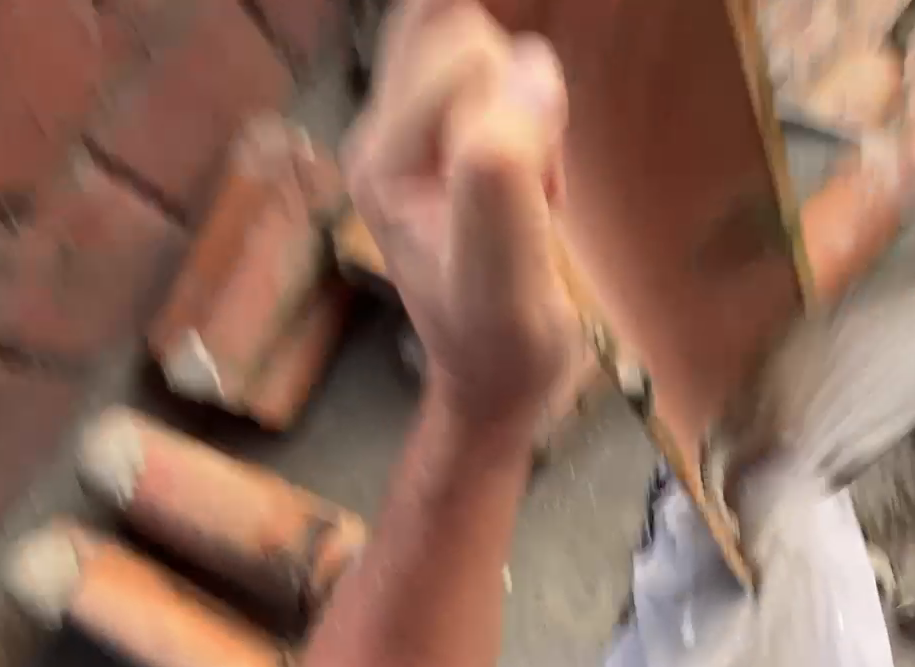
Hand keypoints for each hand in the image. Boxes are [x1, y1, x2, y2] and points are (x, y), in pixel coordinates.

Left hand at [342, 0, 578, 444]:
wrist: (499, 383)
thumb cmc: (504, 348)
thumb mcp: (505, 282)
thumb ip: (504, 174)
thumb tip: (533, 65)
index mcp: (382, 159)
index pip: (463, 55)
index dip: (522, 119)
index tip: (532, 201)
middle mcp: (383, 137)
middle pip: (457, 31)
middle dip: (518, 103)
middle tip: (529, 192)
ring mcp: (411, 142)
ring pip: (475, 48)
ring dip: (527, 114)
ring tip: (529, 194)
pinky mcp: (444, 150)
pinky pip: (493, 83)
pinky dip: (531, 126)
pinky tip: (529, 194)